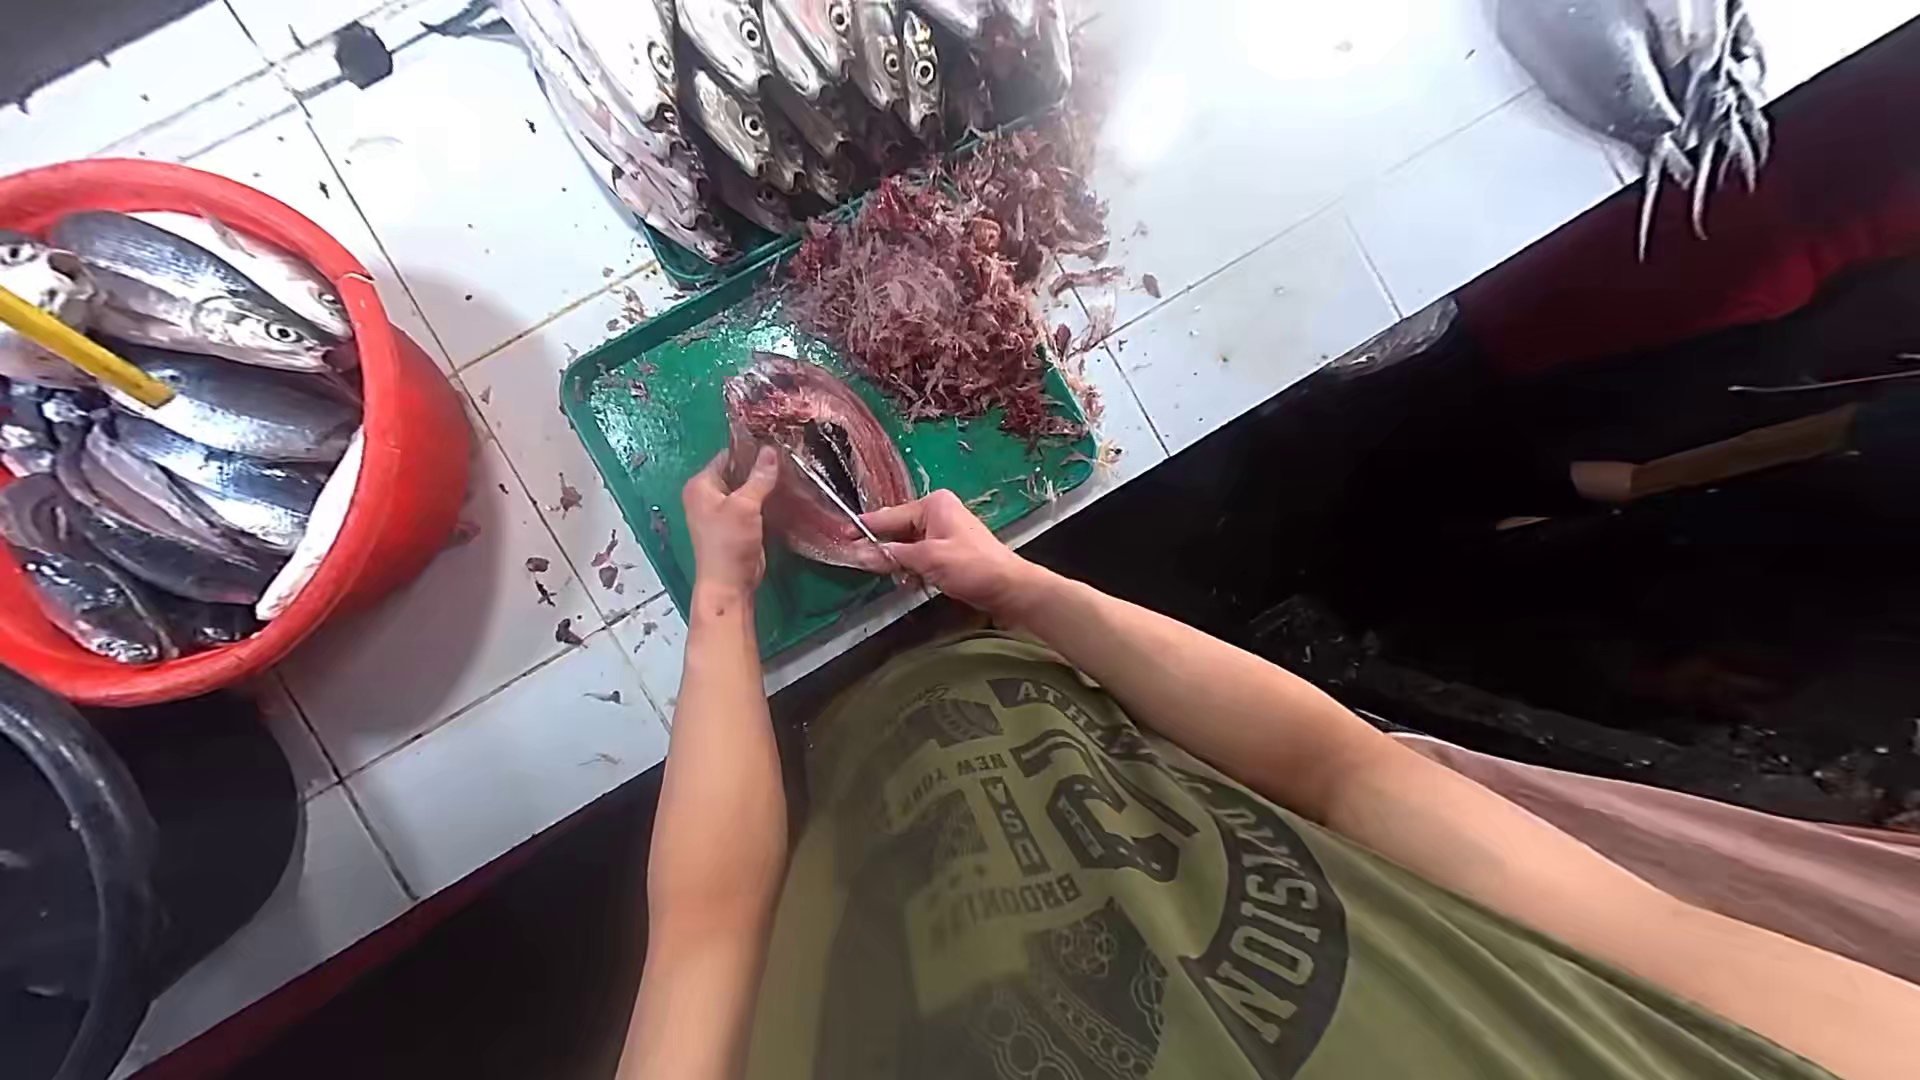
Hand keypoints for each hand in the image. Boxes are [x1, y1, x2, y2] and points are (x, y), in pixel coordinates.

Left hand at [682, 446, 778, 600]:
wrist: (730, 582)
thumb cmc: (729, 542)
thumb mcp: (745, 506)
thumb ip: (759, 477)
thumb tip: (772, 451)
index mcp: (701, 485)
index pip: (727, 456)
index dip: (750, 450)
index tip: (776, 443)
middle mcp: (708, 495)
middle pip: (737, 472)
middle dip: (760, 467)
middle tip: (788, 457)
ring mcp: (723, 510)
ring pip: (747, 488)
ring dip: (765, 484)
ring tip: (791, 472)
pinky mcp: (738, 524)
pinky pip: (753, 504)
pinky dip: (766, 499)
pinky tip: (785, 493)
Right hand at [860, 490, 1044, 617]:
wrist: (1010, 588)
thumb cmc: (972, 567)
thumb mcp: (928, 559)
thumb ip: (892, 555)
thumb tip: (858, 553)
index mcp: (933, 504)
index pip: (889, 516)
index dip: (864, 528)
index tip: (840, 535)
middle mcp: (938, 513)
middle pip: (898, 530)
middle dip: (883, 548)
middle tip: (858, 563)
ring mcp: (945, 533)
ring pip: (908, 546)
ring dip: (899, 563)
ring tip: (891, 577)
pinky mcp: (950, 552)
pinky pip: (921, 556)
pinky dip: (913, 569)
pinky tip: (910, 582)